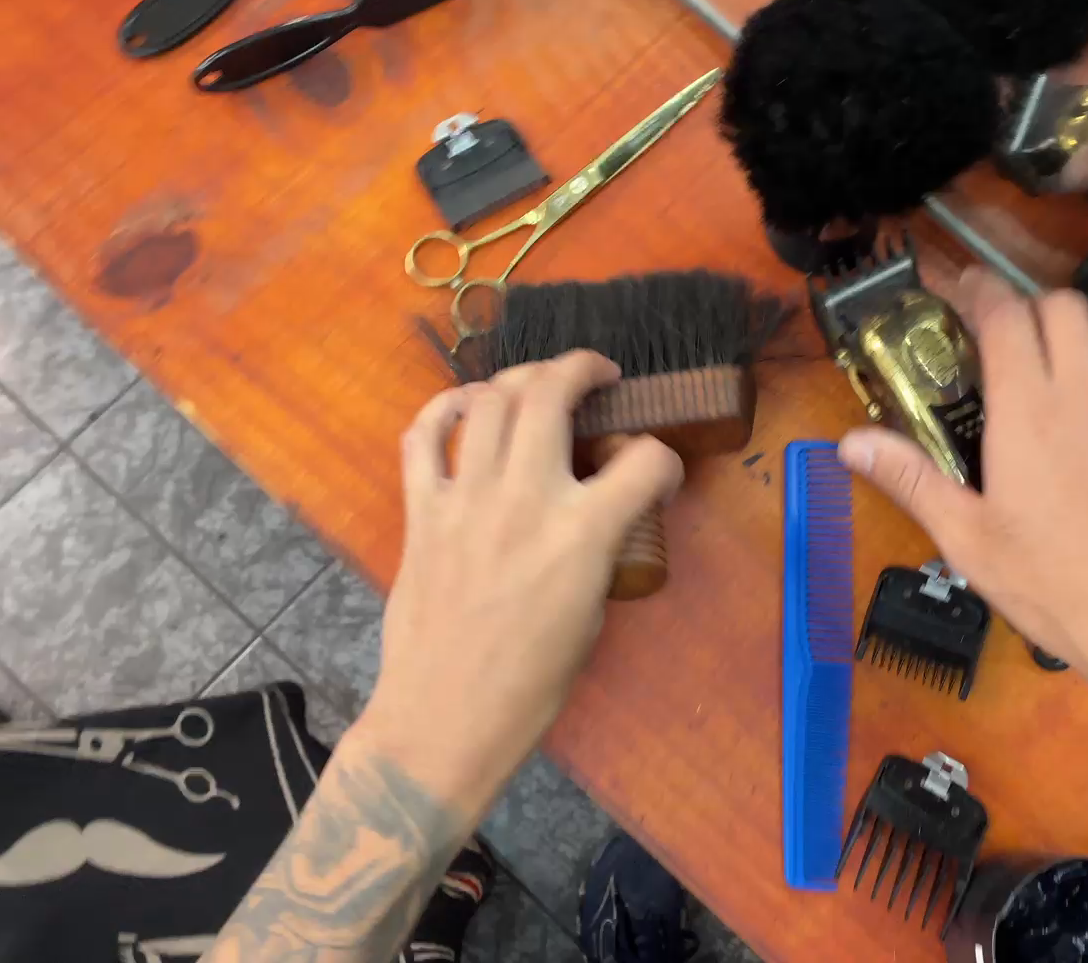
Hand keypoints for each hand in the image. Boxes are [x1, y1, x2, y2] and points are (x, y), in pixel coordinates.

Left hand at [355, 352, 681, 796]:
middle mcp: (524, 499)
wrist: (445, 719)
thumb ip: (601, 543)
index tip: (659, 473)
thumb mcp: (594, 609)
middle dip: (583, 368)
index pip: (646, 461)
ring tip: (537, 385)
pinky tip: (467, 406)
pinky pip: (423, 437)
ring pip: (489, 400)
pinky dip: (445, 408)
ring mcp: (465, 499)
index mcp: (582, 534)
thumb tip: (599, 508)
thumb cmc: (533, 681)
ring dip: (520, 378)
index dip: (665, 461)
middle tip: (596, 375)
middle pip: (550, 393)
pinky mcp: (422, 511)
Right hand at [838, 271, 1087, 673]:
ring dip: (1081, 337)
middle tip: (1008, 343)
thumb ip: (909, 478)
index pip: (1005, 314)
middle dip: (1030, 308)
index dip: (980, 289)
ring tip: (1062, 376)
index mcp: (1029, 409)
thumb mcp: (965, 538)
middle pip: (1064, 305)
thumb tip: (849, 442)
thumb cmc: (1050, 584)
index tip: (963, 289)